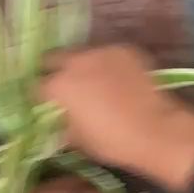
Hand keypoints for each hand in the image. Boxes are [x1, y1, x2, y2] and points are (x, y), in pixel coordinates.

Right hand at [42, 45, 193, 192]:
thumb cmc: (112, 141)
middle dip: (54, 72)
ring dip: (80, 66)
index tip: (45, 104)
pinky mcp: (125, 50)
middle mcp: (76, 61)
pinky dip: (105, 65)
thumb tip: (58, 121)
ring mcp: (102, 52)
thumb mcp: (77, 140)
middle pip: (53, 59)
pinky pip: (107, 55)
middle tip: (63, 88)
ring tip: (91, 82)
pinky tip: (115, 80)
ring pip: (81, 54)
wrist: (156, 130)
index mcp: (59, 85)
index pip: (36, 86)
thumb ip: (62, 124)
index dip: (40, 97)